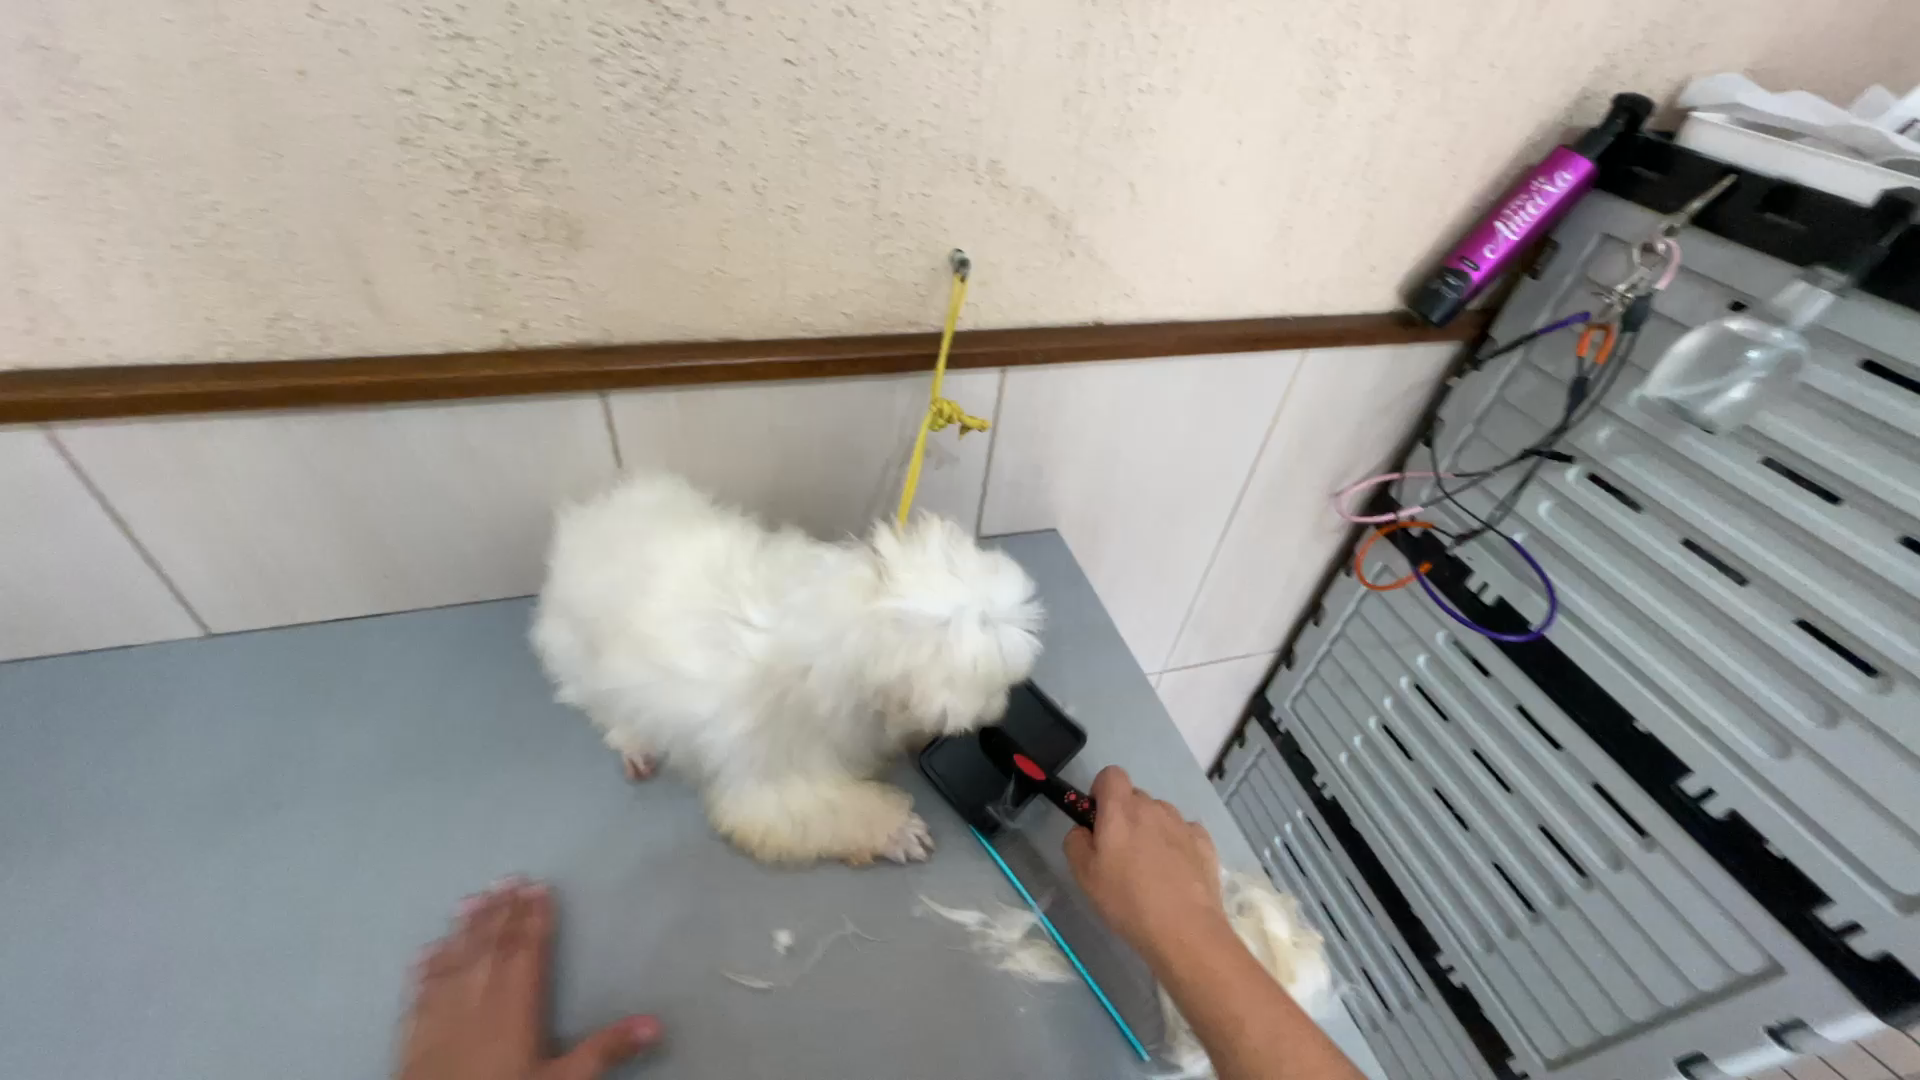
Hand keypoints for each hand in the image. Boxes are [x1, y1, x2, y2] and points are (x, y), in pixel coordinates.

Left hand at [399, 878, 662, 1079]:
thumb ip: (605, 1049)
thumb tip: (656, 1022)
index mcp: (516, 1009)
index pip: (527, 952)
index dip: (535, 918)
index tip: (539, 887)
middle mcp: (477, 1005)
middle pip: (491, 949)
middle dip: (502, 912)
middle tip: (508, 878)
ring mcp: (440, 1023)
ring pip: (455, 964)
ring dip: (464, 930)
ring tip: (471, 899)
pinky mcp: (411, 1044)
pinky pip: (418, 997)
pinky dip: (424, 971)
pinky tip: (424, 952)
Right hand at [1064, 766, 1229, 963]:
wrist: (1185, 931)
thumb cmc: (1127, 900)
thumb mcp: (1083, 875)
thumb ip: (1075, 841)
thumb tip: (1084, 830)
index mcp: (1121, 809)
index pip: (1111, 774)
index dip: (1101, 792)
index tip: (1099, 820)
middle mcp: (1153, 807)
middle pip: (1135, 798)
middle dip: (1126, 817)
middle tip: (1121, 855)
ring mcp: (1182, 823)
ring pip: (1160, 815)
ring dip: (1152, 831)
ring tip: (1152, 870)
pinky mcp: (1204, 843)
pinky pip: (1184, 833)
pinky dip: (1177, 845)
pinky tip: (1176, 875)